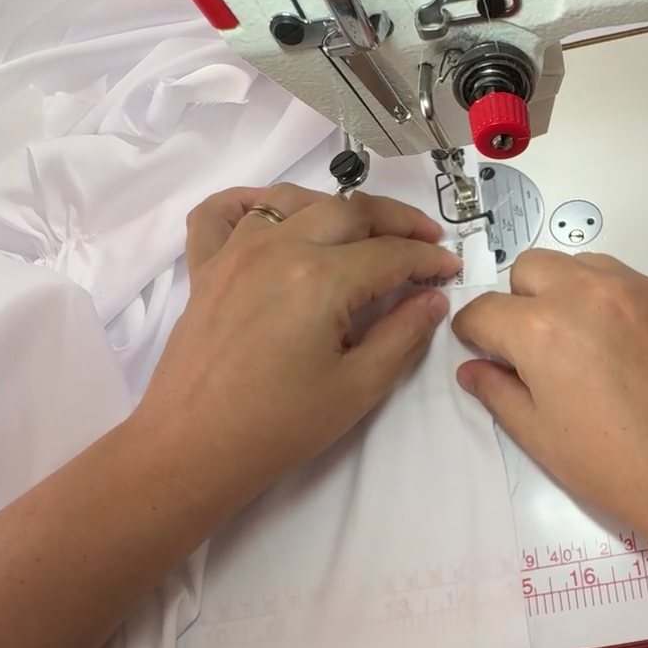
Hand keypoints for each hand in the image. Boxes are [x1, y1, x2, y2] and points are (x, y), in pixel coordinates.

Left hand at [131, 183, 459, 507]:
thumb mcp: (360, 386)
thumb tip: (432, 299)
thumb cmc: (283, 424)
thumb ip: (404, 335)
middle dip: (398, 220)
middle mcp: (278, 249)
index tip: (451, 267)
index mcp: (320, 279)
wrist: (196, 447)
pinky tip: (276, 215)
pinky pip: (222, 212)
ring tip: (365, 230)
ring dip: (338, 207)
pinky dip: (251, 202)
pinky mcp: (205, 267)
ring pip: (294, 200)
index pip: (390, 254)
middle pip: (350, 211)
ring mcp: (235, 252)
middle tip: (427, 238)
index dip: (428, 258)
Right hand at [451, 251, 647, 541]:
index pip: (485, 310)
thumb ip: (498, 394)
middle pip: (531, 267)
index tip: (482, 349)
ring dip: (571, 293)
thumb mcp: (542, 439)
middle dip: (520, 301)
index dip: (474, 333)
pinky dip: (622, 308)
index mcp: (543, 329)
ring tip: (588, 345)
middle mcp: (590, 293)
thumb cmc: (618, 469)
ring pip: (586, 266)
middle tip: (537, 348)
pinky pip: (637, 285)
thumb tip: (473, 369)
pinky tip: (638, 355)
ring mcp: (644, 290)